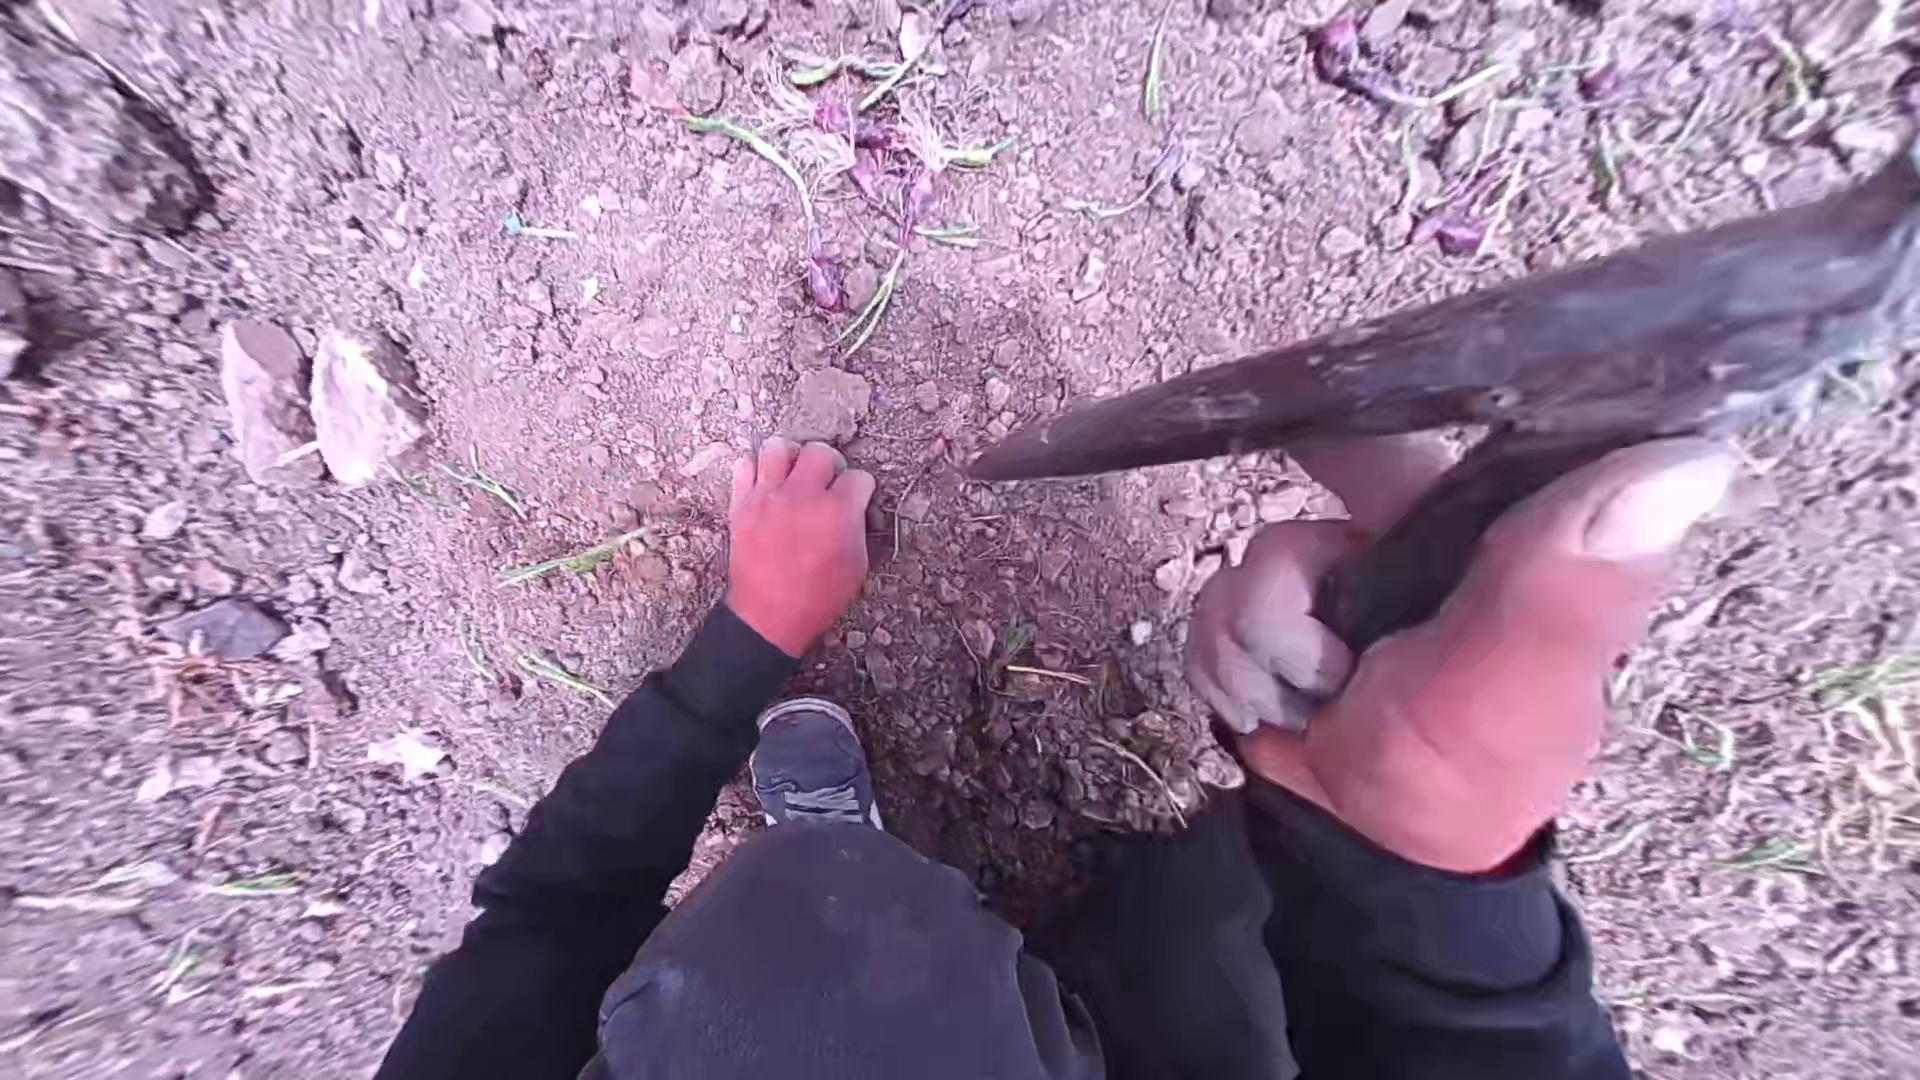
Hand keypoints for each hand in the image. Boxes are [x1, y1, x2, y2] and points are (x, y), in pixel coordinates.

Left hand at [726, 438, 875, 656]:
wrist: (770, 615)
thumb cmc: (818, 597)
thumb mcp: (857, 565)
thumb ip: (858, 528)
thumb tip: (857, 510)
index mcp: (838, 511)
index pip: (858, 476)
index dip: (862, 488)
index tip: (858, 498)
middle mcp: (803, 496)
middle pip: (820, 452)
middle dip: (830, 463)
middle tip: (828, 481)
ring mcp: (769, 497)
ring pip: (778, 447)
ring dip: (791, 457)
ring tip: (795, 475)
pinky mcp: (743, 505)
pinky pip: (745, 466)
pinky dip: (758, 470)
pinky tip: (769, 486)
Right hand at [1186, 437, 1738, 871]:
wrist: (1357, 838)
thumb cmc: (1459, 764)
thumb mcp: (1519, 683)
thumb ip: (1564, 585)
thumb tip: (1675, 459)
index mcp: (1441, 543)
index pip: (1394, 452)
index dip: (1342, 429)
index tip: (1289, 417)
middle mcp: (1360, 555)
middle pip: (1277, 539)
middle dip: (1277, 618)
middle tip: (1322, 676)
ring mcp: (1292, 594)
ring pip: (1227, 586)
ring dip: (1251, 663)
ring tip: (1296, 709)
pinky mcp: (1242, 625)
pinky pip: (1198, 622)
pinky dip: (1221, 675)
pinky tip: (1257, 709)